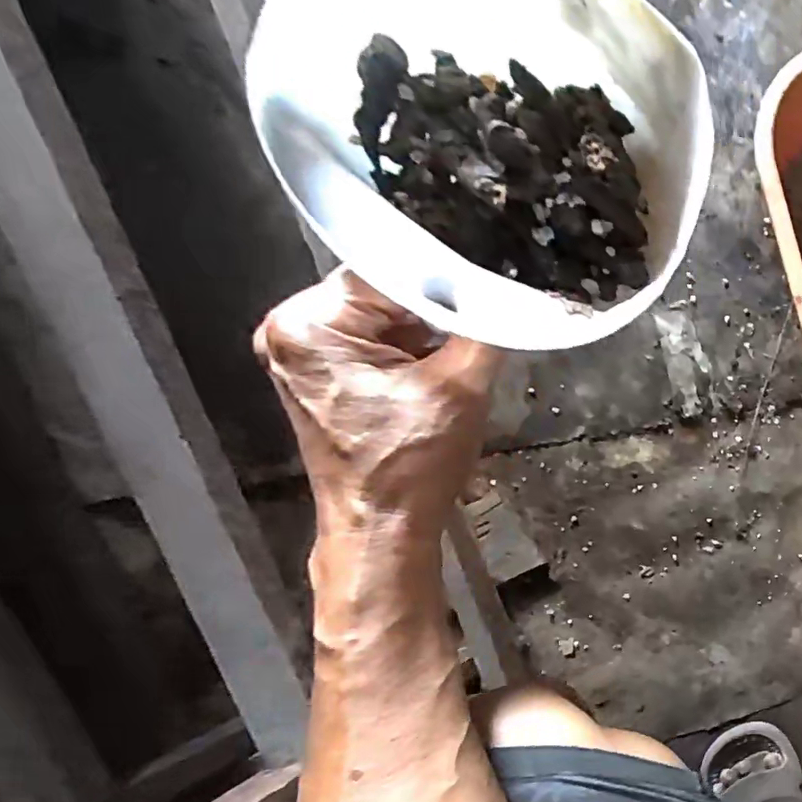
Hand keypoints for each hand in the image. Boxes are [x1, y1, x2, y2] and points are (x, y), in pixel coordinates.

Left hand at [255, 269, 499, 539]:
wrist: (386, 525)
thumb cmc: (409, 467)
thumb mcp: (461, 389)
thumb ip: (484, 333)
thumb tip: (507, 302)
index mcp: (309, 325)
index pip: (389, 276)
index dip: (445, 289)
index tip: (488, 303)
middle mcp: (294, 334)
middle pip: (386, 299)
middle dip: (437, 321)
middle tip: (475, 345)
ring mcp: (308, 359)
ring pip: (387, 324)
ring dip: (429, 342)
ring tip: (454, 374)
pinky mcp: (327, 381)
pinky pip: (380, 349)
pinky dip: (415, 360)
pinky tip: (438, 385)